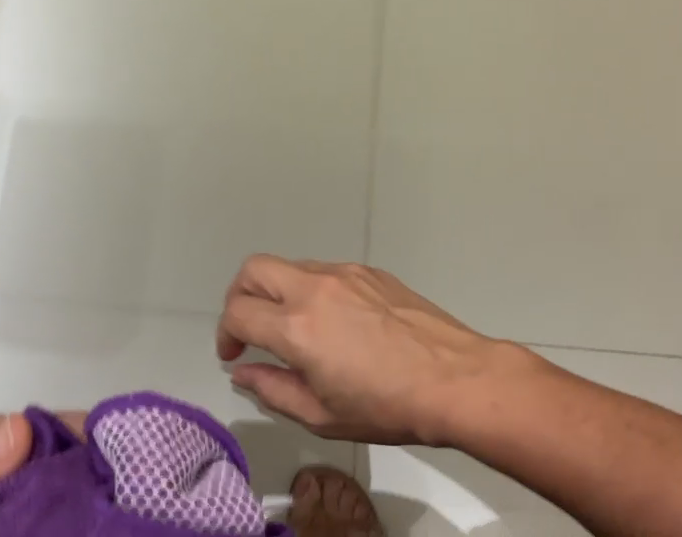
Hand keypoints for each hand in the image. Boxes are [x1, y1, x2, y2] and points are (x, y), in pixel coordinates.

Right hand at [216, 255, 512, 446]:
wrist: (455, 379)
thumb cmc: (386, 407)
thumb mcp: (322, 416)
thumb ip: (273, 389)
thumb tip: (243, 371)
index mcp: (296, 327)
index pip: (237, 312)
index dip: (225, 333)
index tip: (234, 354)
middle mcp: (313, 288)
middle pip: (253, 269)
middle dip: (239, 296)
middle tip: (248, 328)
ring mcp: (343, 273)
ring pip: (290, 266)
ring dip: (277, 291)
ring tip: (294, 328)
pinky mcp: (368, 270)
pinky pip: (324, 270)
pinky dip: (312, 289)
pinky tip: (335, 322)